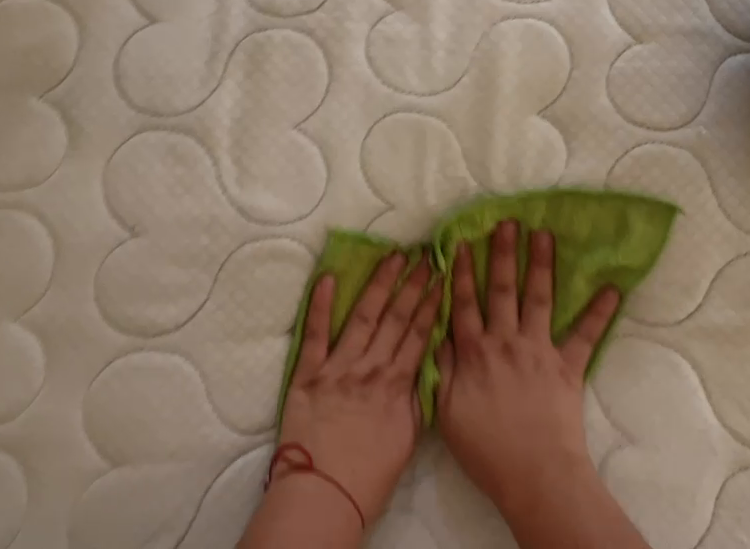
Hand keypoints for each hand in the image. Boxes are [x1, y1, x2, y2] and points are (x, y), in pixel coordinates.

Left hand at [273, 254, 440, 526]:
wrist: (325, 495)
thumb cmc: (369, 475)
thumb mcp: (407, 439)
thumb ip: (415, 400)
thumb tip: (425, 368)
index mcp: (397, 385)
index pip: (418, 334)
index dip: (431, 303)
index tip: (441, 277)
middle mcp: (371, 369)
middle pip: (396, 318)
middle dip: (412, 284)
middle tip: (424, 255)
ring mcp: (338, 368)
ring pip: (363, 317)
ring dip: (379, 284)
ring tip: (392, 256)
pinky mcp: (307, 374)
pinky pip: (315, 334)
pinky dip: (320, 305)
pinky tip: (327, 278)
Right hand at [436, 221, 632, 543]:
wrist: (535, 475)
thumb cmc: (486, 449)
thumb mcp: (446, 411)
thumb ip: (440, 368)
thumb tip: (436, 332)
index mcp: (473, 352)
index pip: (464, 303)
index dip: (462, 272)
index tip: (463, 241)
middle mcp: (505, 341)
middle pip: (502, 290)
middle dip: (503, 253)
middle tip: (507, 222)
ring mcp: (539, 350)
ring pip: (538, 299)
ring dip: (541, 264)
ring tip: (543, 234)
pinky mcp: (568, 367)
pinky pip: (584, 336)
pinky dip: (599, 313)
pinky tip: (612, 289)